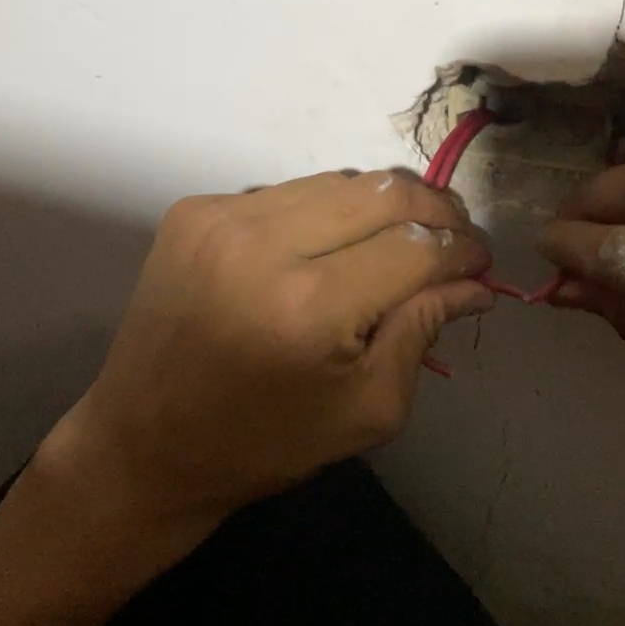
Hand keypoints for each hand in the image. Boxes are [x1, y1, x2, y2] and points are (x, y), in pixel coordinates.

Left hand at [44, 169, 491, 534]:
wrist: (142, 445)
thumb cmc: (264, 442)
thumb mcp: (366, 409)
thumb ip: (424, 331)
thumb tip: (475, 282)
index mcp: (310, 307)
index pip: (415, 246)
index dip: (461, 249)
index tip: (481, 260)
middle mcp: (263, 243)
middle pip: (382, 192)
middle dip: (435, 208)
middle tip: (457, 235)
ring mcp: (221, 217)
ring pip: (337, 180)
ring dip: (383, 203)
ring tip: (406, 231)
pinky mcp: (194, 210)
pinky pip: (288, 191)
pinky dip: (325, 210)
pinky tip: (333, 242)